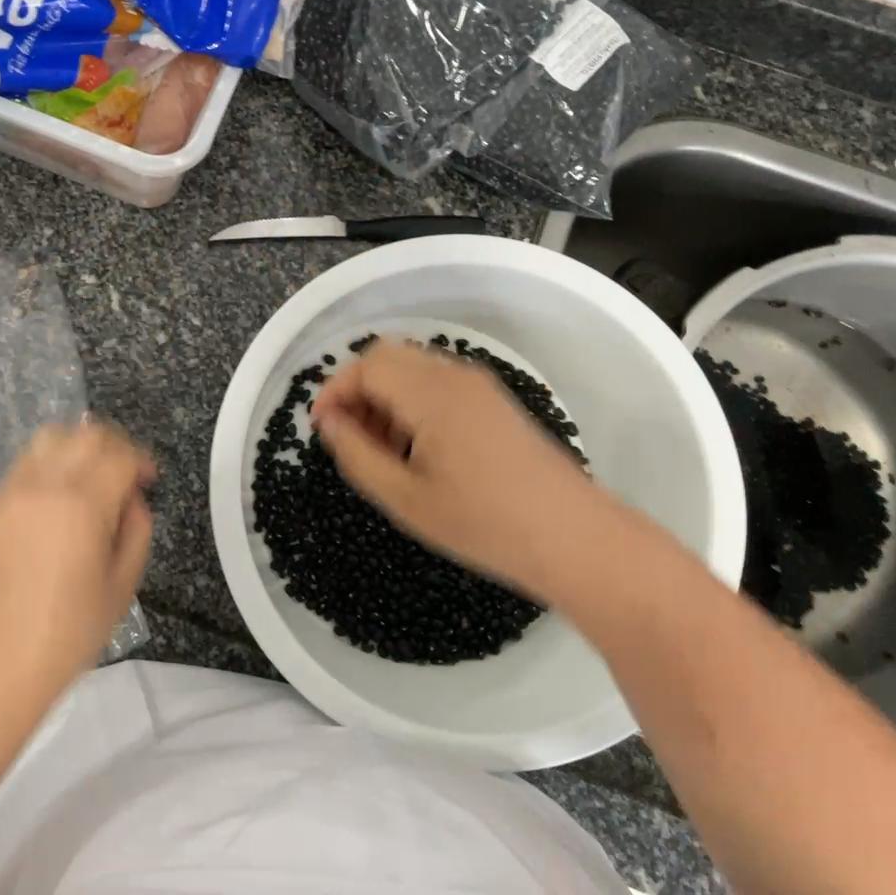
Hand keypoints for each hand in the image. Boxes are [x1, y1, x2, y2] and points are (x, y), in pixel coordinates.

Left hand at [0, 421, 156, 689]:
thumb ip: (136, 531)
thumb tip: (132, 501)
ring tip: (92, 480)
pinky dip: (51, 462)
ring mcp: (14, 491)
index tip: (149, 481)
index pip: (119, 454)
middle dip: (114, 446)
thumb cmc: (66, 633)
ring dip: (79, 447)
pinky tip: (61, 497)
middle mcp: (45, 484)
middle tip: (127, 477)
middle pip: (86, 434)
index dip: (141, 461)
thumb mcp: (121, 588)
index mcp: (83, 503)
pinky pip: (27, 461)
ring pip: (51, 437)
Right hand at [313, 342, 633, 594]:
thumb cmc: (484, 524)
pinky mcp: (494, 402)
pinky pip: (437, 384)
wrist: (574, 538)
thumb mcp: (405, 497)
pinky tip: (414, 449)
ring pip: (413, 368)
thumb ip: (357, 454)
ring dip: (383, 397)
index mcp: (432, 394)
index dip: (334, 390)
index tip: (321, 429)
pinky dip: (411, 402)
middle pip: (388, 357)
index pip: (367, 365)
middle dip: (356, 390)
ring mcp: (479, 387)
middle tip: (346, 437)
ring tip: (378, 449)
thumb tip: (329, 423)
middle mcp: (456, 376)